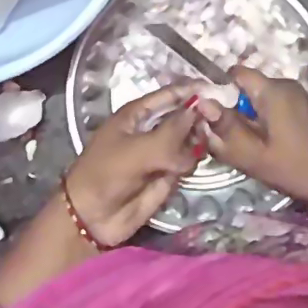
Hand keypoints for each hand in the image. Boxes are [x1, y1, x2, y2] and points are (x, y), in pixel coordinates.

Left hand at [64, 85, 203, 244]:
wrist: (92, 218)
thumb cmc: (107, 173)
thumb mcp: (139, 149)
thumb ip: (171, 130)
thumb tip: (198, 109)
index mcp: (137, 114)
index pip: (169, 95)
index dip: (191, 90)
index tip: (216, 90)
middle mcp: (151, 130)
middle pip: (183, 116)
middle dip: (198, 117)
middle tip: (213, 122)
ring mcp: (161, 153)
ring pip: (189, 139)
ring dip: (197, 140)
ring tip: (202, 144)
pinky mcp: (168, 175)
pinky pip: (187, 162)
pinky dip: (192, 162)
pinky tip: (191, 164)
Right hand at [197, 67, 307, 207]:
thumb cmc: (293, 167)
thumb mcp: (253, 153)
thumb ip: (226, 127)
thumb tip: (201, 103)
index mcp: (273, 90)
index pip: (236, 73)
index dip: (219, 89)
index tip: (212, 115)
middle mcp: (285, 85)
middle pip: (248, 88)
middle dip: (234, 109)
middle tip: (226, 138)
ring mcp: (297, 95)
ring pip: (260, 99)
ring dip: (249, 118)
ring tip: (245, 145)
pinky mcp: (303, 108)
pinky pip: (274, 106)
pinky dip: (264, 121)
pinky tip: (264, 145)